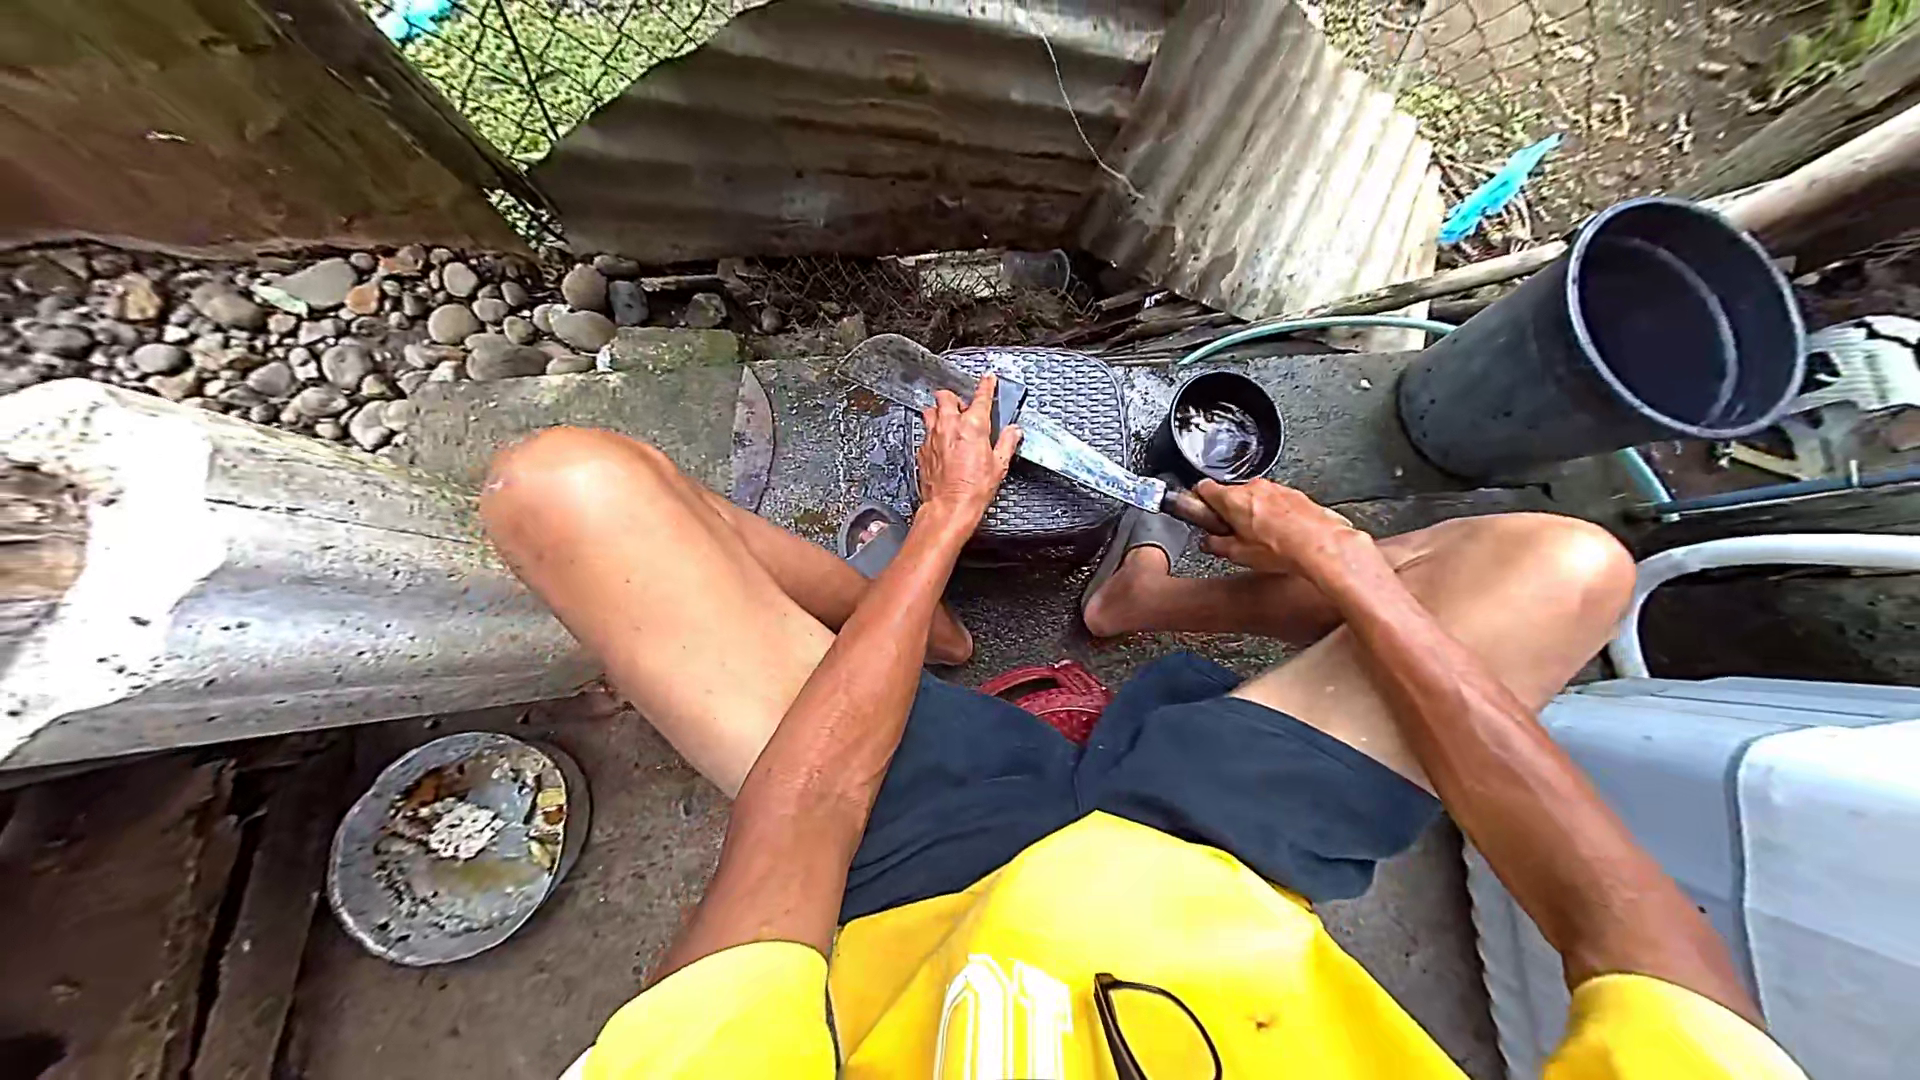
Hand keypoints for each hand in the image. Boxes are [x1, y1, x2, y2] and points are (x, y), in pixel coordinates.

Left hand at [917, 373, 1020, 519]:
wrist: (949, 507)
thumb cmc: (973, 489)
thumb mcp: (999, 465)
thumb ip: (1007, 443)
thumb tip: (1014, 432)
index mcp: (973, 425)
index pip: (981, 396)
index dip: (986, 385)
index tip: (988, 379)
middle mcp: (949, 426)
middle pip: (945, 396)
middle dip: (954, 398)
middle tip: (963, 408)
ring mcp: (932, 436)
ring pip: (930, 411)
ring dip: (939, 412)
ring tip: (948, 421)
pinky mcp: (922, 449)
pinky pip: (925, 432)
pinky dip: (932, 432)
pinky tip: (941, 443)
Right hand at [1195, 478, 1371, 577]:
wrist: (1323, 546)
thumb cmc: (1282, 549)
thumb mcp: (1237, 554)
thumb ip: (1215, 544)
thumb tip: (1209, 542)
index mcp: (1232, 499)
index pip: (1204, 488)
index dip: (1199, 500)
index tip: (1203, 511)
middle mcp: (1254, 487)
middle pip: (1231, 494)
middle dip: (1230, 511)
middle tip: (1234, 534)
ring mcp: (1277, 489)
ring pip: (1256, 497)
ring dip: (1254, 513)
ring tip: (1261, 539)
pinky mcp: (1296, 495)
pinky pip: (1277, 502)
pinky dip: (1275, 515)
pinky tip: (1281, 536)